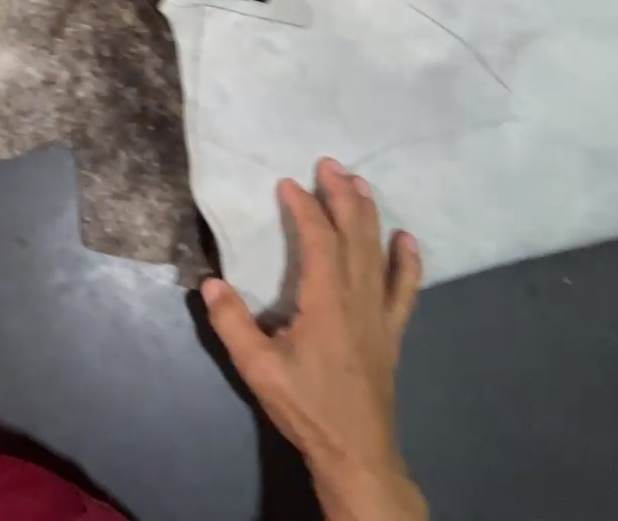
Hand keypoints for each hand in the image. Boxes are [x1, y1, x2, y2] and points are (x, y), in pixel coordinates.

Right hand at [202, 158, 426, 520]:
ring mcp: (380, 317)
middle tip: (330, 164)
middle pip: (354, 238)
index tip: (287, 183)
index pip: (319, 242)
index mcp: (326, 304)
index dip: (305, 209)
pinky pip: (403, 289)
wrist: (357, 453)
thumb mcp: (257, 367)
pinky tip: (406, 240)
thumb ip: (232, 322)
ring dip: (370, 217)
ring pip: (377, 255)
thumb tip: (210, 282)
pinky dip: (407, 263)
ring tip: (361, 184)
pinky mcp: (391, 333)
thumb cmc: (306, 407)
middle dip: (342, 198)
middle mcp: (358, 301)